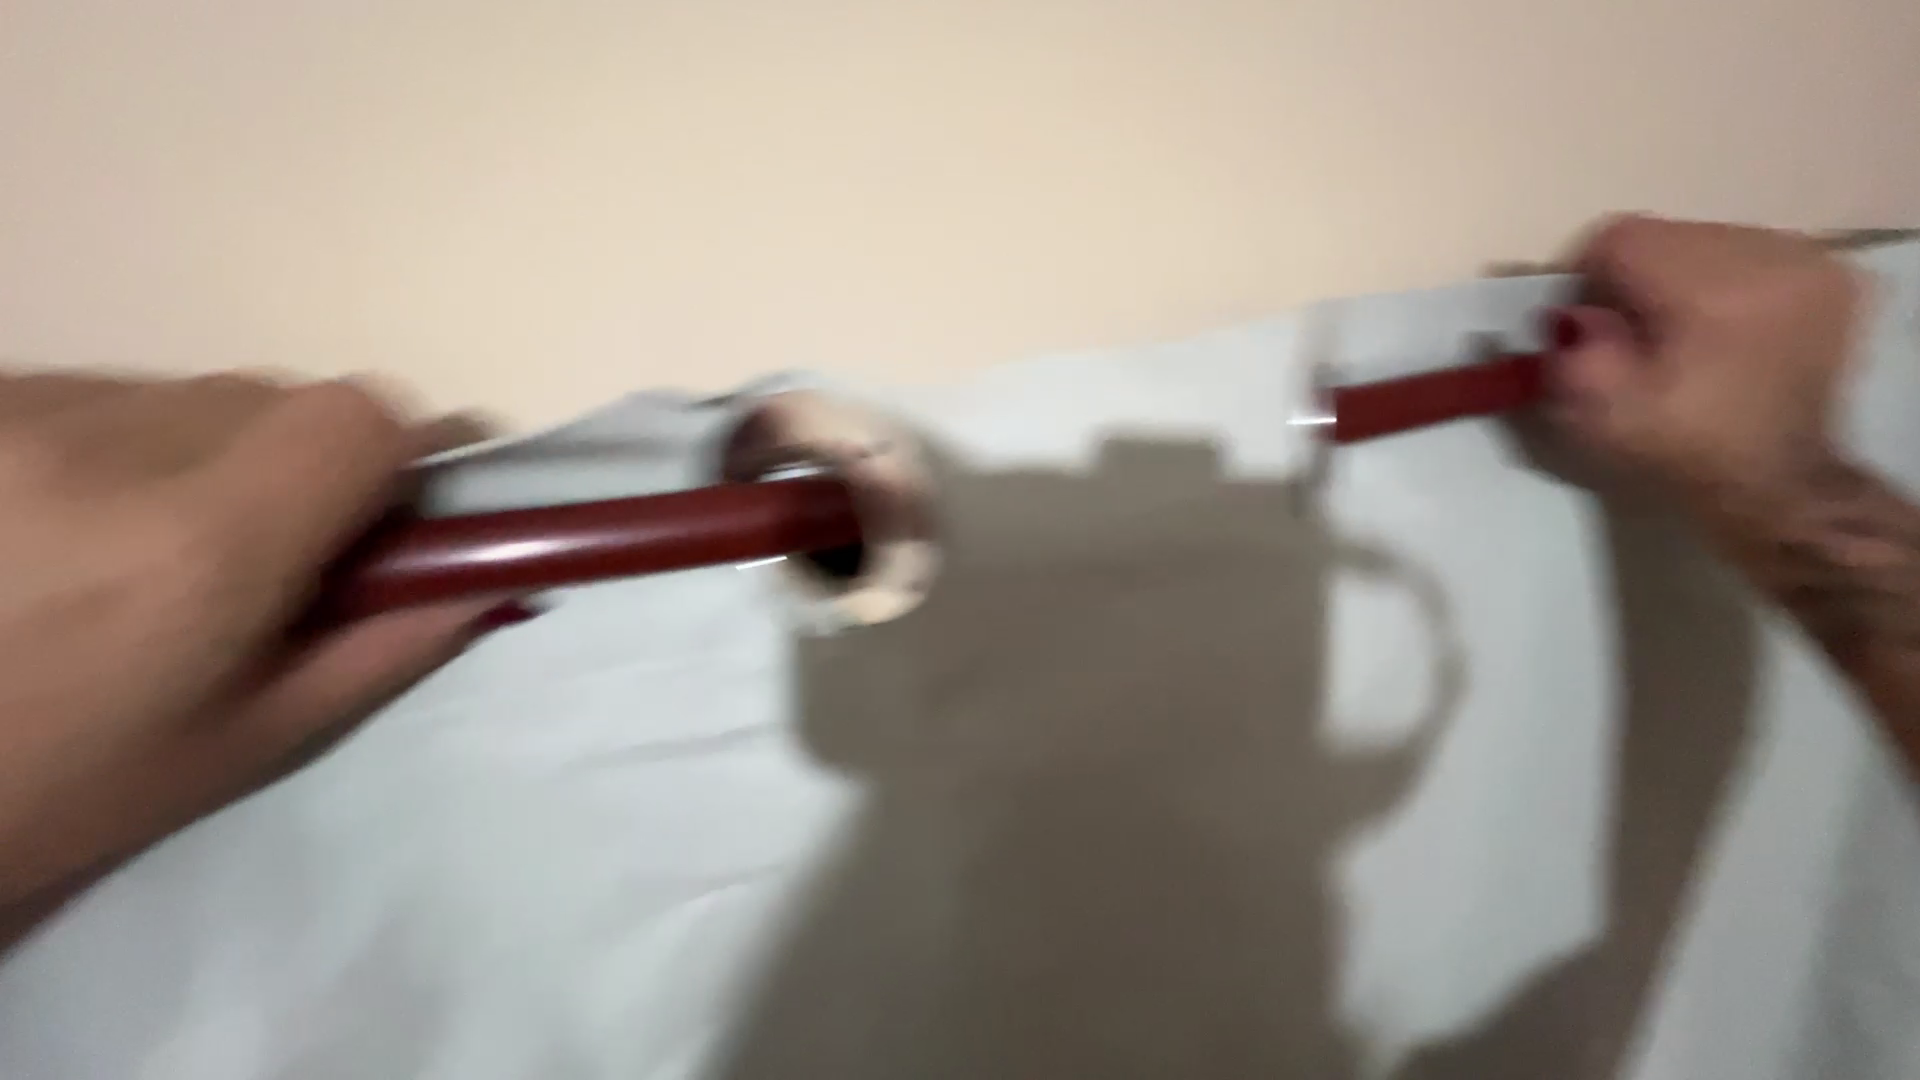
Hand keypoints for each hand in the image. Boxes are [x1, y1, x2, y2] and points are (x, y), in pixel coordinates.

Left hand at [0, 371, 511, 934]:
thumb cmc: (58, 786)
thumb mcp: (257, 736)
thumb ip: (394, 644)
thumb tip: (497, 579)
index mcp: (201, 544)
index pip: (358, 418)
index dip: (411, 442)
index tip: (423, 488)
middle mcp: (98, 452)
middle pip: (283, 398)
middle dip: (321, 454)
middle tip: (291, 534)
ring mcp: (5, 416)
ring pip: (193, 393)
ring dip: (223, 446)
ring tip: (156, 532)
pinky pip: (96, 394)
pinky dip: (128, 440)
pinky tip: (64, 514)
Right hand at [1542, 215, 1863, 515]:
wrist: (1770, 477)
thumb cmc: (1674, 444)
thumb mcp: (1595, 410)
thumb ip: (1570, 349)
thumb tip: (1572, 311)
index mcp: (1715, 293)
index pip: (1621, 237)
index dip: (1584, 276)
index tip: (1581, 321)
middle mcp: (1775, 260)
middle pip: (1665, 232)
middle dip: (1630, 276)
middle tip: (1623, 332)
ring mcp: (1815, 262)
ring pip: (1706, 235)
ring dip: (1673, 274)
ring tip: (1670, 329)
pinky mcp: (1833, 273)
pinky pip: (1749, 248)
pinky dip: (1717, 277)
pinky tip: (1713, 322)